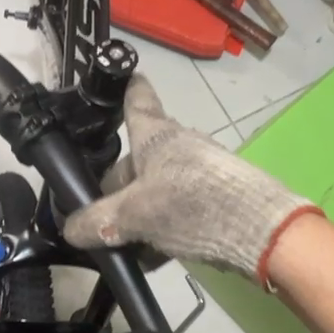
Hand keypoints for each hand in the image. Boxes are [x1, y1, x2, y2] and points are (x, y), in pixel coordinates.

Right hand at [62, 76, 318, 282]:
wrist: (262, 232)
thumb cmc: (191, 205)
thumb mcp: (135, 217)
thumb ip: (98, 222)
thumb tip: (70, 229)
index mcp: (156, 136)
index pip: (137, 102)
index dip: (128, 90)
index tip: (126, 76)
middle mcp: (178, 145)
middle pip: (138, 160)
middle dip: (118, 188)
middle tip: (100, 219)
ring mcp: (200, 170)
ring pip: (156, 188)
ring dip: (139, 215)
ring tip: (127, 248)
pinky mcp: (217, 197)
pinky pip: (178, 208)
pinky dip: (161, 228)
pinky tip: (154, 256)